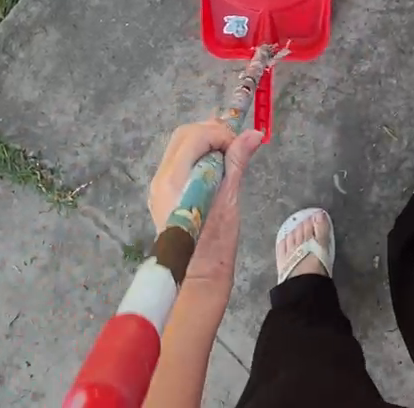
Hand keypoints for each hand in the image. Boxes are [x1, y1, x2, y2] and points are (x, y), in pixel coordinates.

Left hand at [147, 122, 262, 289]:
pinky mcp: (163, 192)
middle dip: (210, 132)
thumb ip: (236, 162)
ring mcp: (158, 185)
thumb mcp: (229, 201)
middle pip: (183, 136)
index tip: (238, 146)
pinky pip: (179, 160)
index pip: (194, 136)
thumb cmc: (215, 247)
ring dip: (204, 141)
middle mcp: (161, 178)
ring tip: (227, 155)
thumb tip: (254, 134)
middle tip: (234, 145)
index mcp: (174, 180)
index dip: (219, 133)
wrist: (196, 280)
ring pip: (180, 146)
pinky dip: (197, 155)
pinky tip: (214, 166)